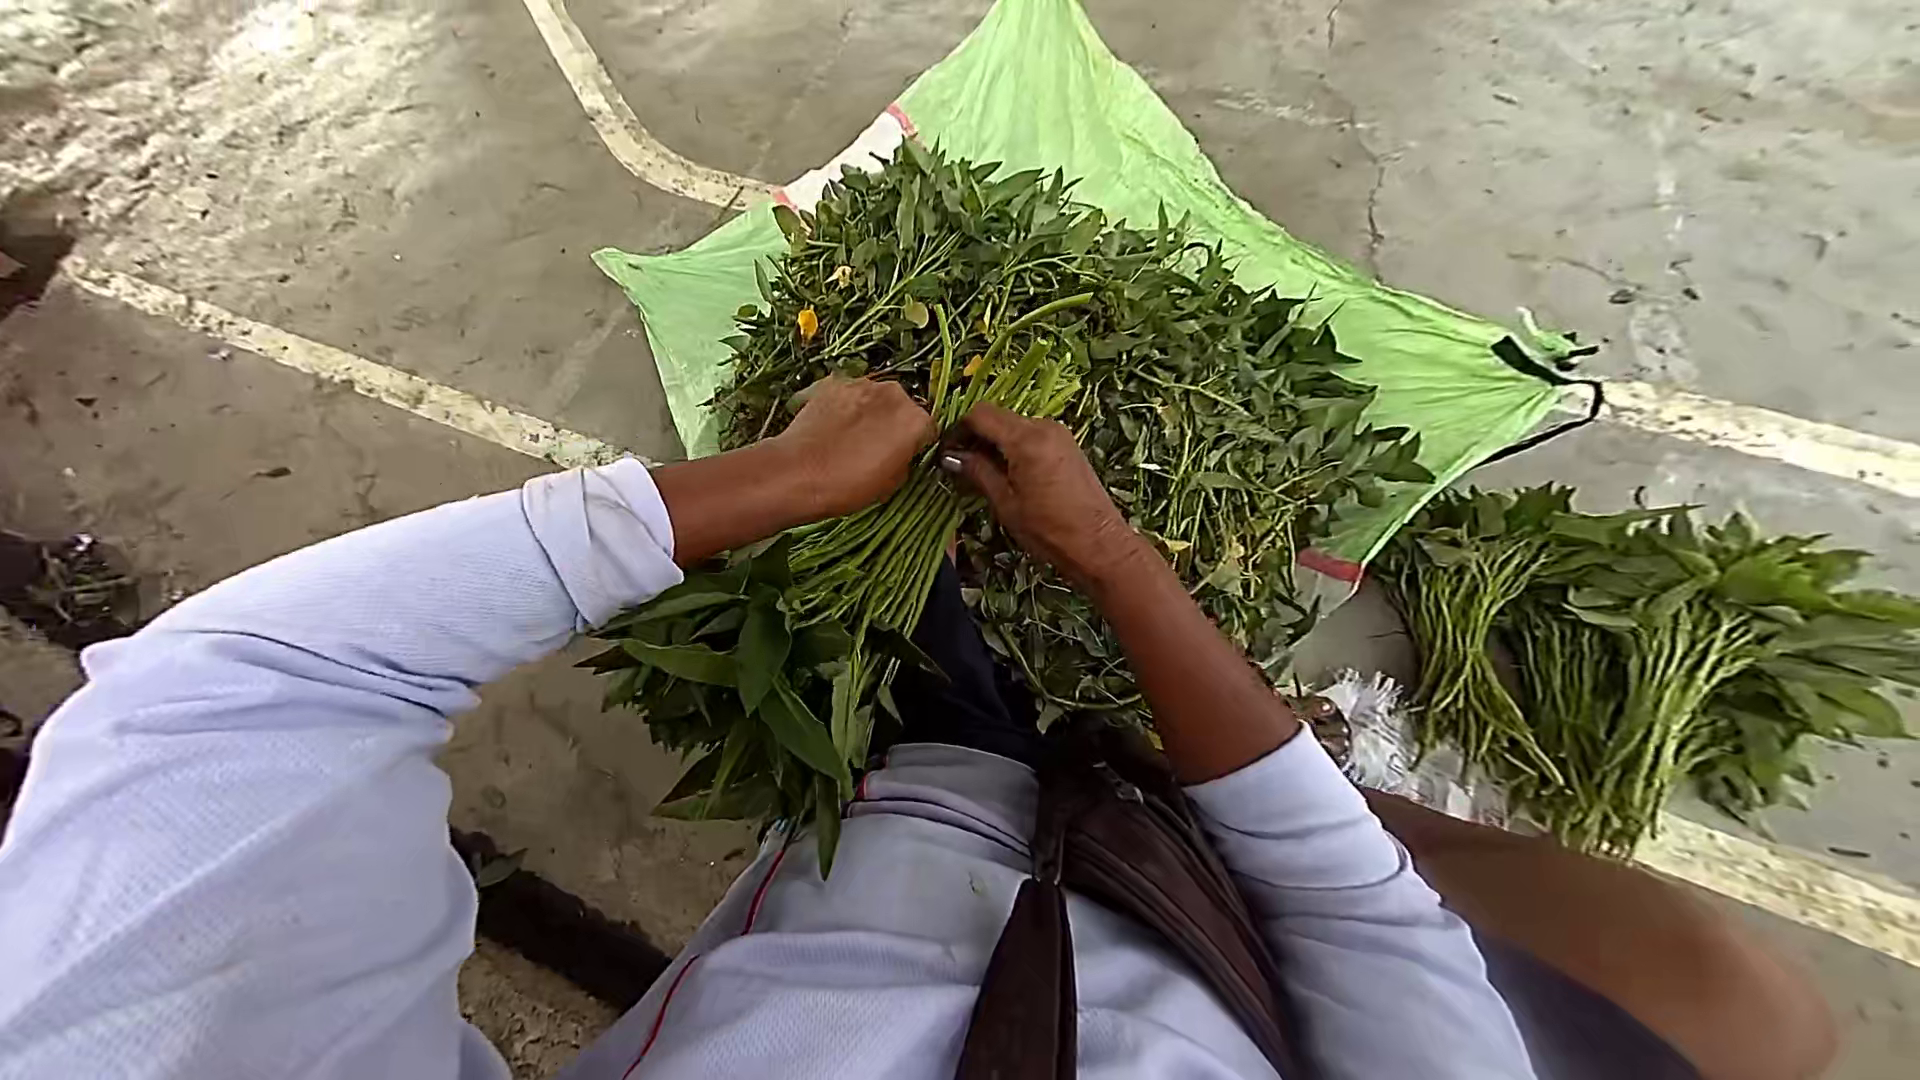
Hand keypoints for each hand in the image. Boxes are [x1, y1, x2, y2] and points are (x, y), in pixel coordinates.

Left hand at [774, 377, 936, 520]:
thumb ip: (905, 461)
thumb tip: (901, 453)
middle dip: (894, 423)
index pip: (929, 429)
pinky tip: (834, 426)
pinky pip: (849, 394)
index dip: (918, 445)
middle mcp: (894, 394)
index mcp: (916, 421)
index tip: (905, 456)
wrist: (798, 473)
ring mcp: (862, 384)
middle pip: (903, 407)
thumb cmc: (848, 485)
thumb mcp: (891, 484)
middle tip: (877, 447)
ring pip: (876, 398)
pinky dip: (847, 406)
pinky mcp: (833, 382)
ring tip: (852, 437)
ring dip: (871, 412)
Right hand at [941, 403, 1150, 591]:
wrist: (1098, 544)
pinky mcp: (1068, 446)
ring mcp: (1059, 435)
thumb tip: (951, 457)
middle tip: (961, 465)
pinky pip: (1032, 437)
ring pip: (1015, 427)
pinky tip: (1008, 474)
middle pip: (998, 418)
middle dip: (976, 437)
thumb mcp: (1006, 503)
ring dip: (995, 443)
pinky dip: (1014, 448)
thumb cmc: (1048, 529)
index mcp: (1026, 439)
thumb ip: (978, 472)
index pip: (980, 414)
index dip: (958, 430)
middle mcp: (1044, 427)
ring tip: (983, 473)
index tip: (947, 452)